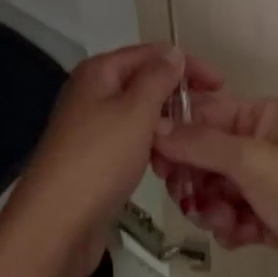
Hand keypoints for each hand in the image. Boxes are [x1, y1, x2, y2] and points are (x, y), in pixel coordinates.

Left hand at [5, 44, 222, 274]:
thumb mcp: (136, 111)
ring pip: (139, 113)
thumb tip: (174, 52)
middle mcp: (92, 91)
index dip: (187, 64)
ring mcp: (90, 125)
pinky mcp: (93, 157)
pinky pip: (131, 140)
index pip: (151, 53)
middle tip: (213, 114)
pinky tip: (167, 160)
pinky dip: (151, 145)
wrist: (56, 223)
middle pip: (143, 81)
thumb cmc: (99, 159)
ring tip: (196, 138)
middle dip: (178, 93)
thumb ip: (158, 78)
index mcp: (99, 71)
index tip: (221, 83)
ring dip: (166, 122)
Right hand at [151, 93, 277, 276]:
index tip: (153, 152)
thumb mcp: (253, 161)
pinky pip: (228, 218)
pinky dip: (226, 227)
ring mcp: (267, 186)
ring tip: (220, 218)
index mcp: (263, 117)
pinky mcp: (270, 222)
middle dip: (192, 176)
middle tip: (186, 192)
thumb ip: (201, 143)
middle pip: (204, 154)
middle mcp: (264, 147)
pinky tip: (236, 234)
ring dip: (208, 206)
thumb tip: (161, 127)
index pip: (204, 113)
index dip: (176, 132)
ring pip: (213, 189)